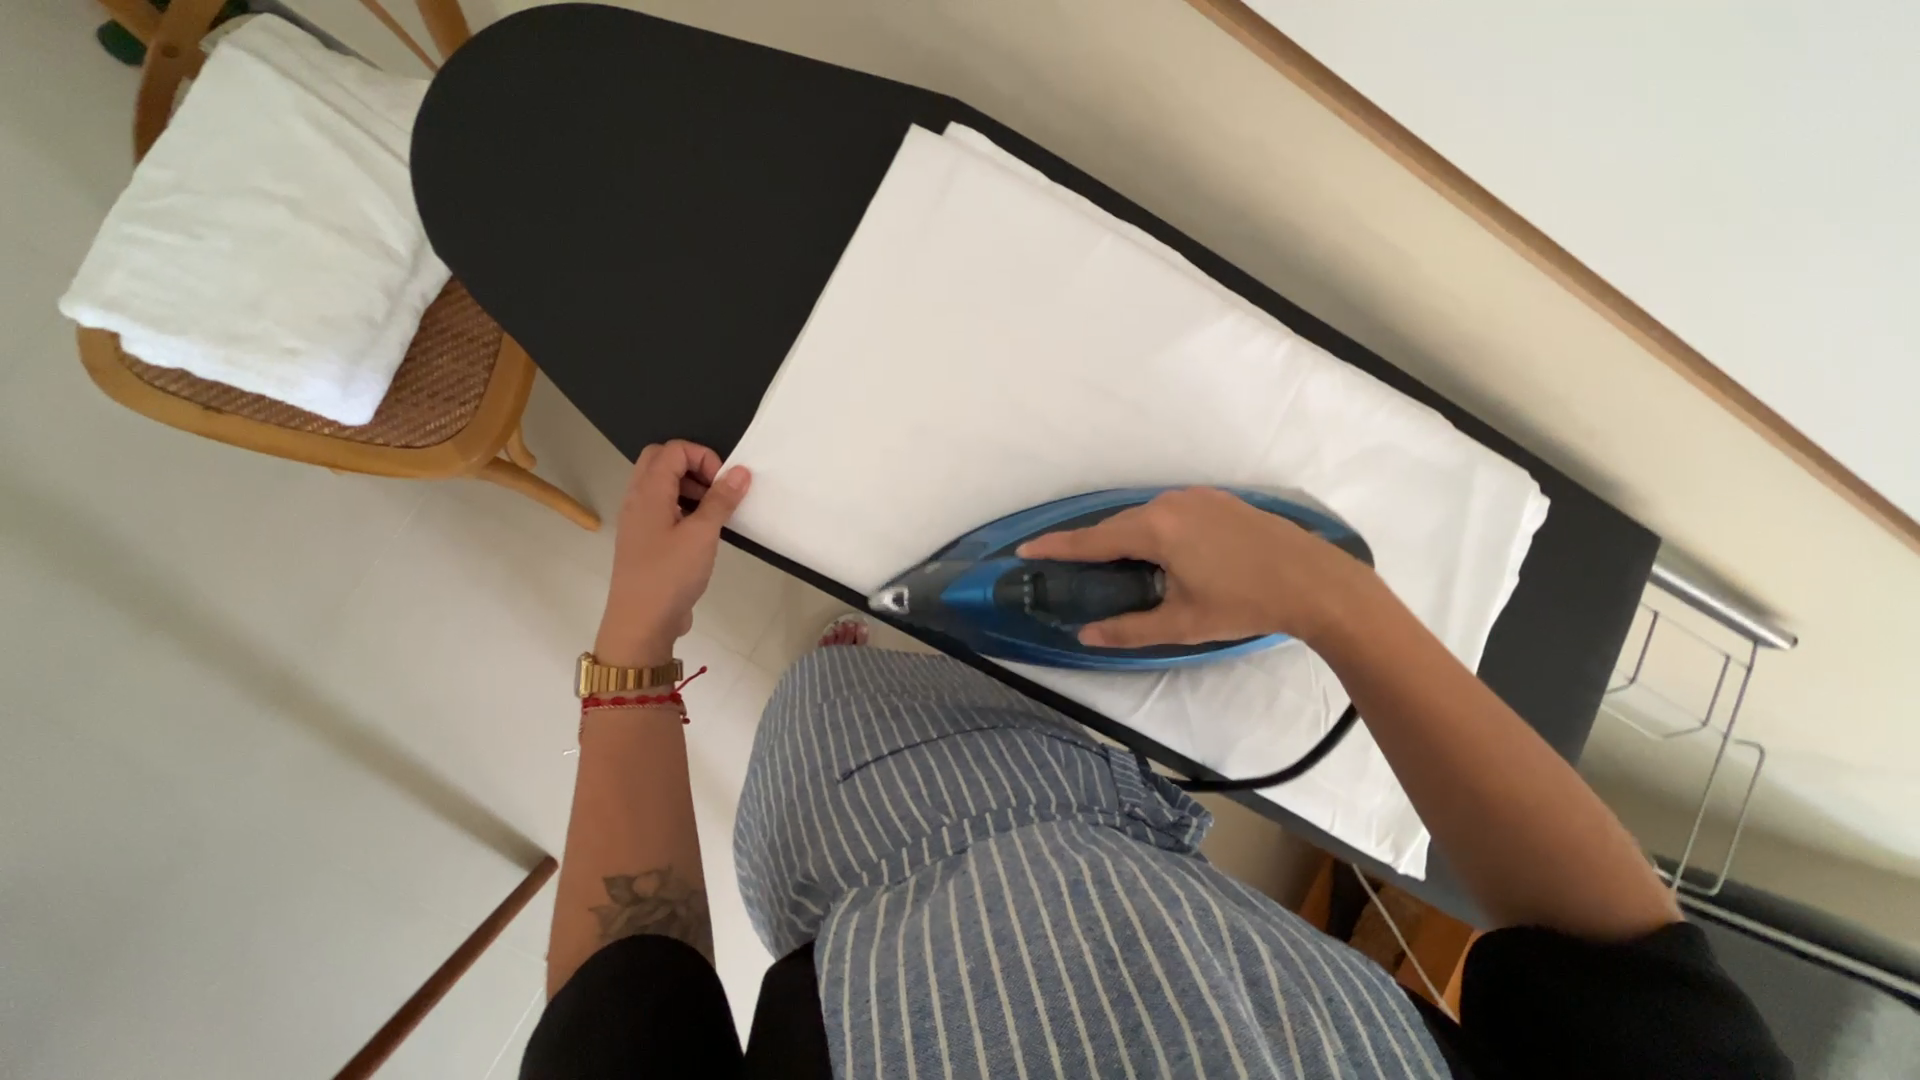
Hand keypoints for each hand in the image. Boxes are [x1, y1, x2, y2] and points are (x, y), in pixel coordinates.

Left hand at [594, 441, 750, 666]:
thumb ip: (721, 500)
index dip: (703, 458)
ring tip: (713, 513)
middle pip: (661, 461)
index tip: (724, 484)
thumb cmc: (670, 575)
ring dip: (690, 489)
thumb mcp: (702, 535)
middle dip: (694, 468)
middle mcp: (637, 500)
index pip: (673, 450)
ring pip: (661, 486)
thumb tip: (740, 472)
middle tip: (717, 492)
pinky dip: (683, 508)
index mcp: (648, 492)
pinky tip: (702, 533)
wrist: (641, 623)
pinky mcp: (645, 541)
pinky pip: (663, 509)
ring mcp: (639, 521)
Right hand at [1016, 487, 1373, 647]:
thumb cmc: (1245, 604)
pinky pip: (1170, 512)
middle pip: (1118, 524)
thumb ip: (1128, 628)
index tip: (1025, 549)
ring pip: (1145, 517)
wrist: (1317, 583)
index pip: (1093, 539)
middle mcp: (1171, 503)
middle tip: (1070, 566)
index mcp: (1156, 529)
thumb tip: (1086, 635)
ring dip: (1125, 538)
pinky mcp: (1219, 500)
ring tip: (1114, 565)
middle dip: (1092, 545)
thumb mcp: (1182, 623)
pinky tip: (1159, 553)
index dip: (1057, 546)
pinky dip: (1153, 530)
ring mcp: (1198, 497)